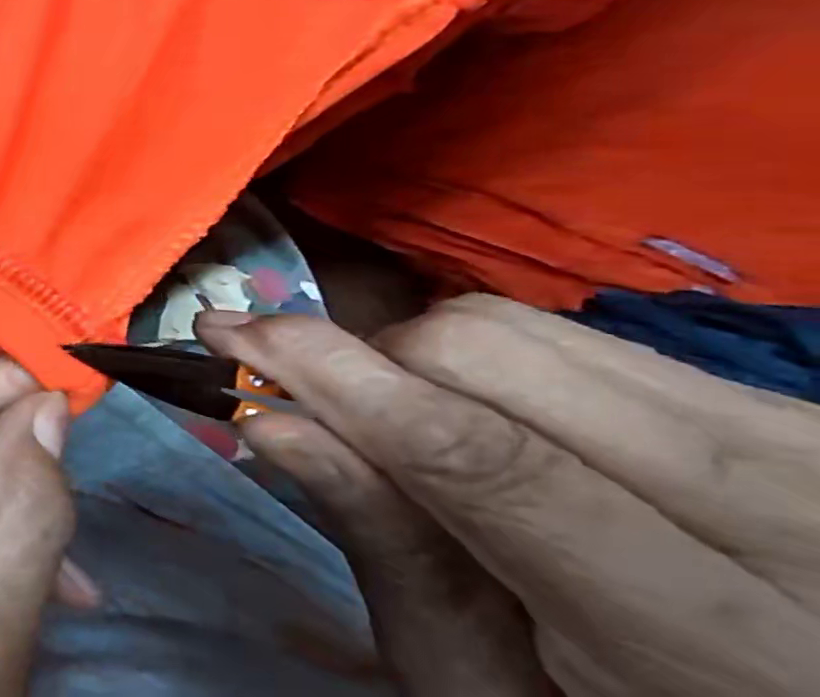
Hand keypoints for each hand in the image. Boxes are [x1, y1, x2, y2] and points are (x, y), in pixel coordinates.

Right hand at [195, 295, 819, 696]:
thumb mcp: (477, 684)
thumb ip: (385, 547)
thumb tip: (271, 422)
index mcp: (721, 650)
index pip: (478, 457)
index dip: (333, 380)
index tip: (226, 335)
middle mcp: (795, 519)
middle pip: (489, 356)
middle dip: (365, 362)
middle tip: (319, 402)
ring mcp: (804, 445)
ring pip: (526, 325)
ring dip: (420, 357)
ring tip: (408, 421)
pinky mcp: (785, 409)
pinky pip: (575, 335)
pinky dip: (488, 363)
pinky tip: (492, 421)